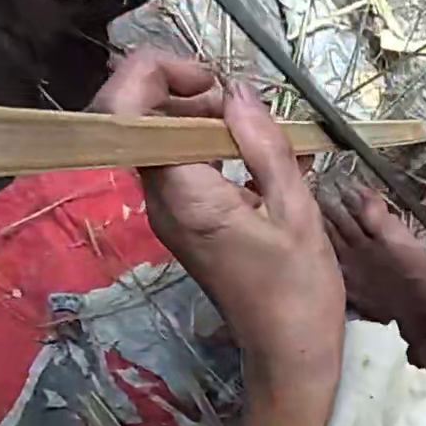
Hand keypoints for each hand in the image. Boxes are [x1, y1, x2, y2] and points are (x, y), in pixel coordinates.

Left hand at [93, 50, 344, 386]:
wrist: (291, 350)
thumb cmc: (301, 288)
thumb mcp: (297, 213)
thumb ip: (267, 149)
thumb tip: (240, 92)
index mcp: (183, 196)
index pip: (124, 113)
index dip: (154, 74)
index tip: (214, 78)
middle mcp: (161, 201)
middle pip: (140, 121)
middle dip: (188, 94)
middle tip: (249, 104)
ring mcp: (172, 215)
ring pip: (165, 144)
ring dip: (207, 122)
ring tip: (265, 130)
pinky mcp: (190, 225)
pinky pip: (188, 170)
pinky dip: (219, 151)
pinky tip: (265, 159)